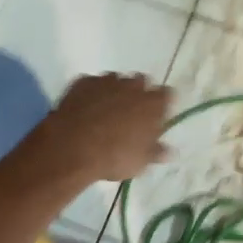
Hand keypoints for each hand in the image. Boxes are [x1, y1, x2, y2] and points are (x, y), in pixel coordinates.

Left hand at [30, 73, 172, 182]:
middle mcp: (133, 85)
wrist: (72, 148)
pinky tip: (85, 109)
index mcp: (153, 103)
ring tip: (105, 112)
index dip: (161, 104)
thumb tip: (170, 151)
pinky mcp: (84, 81)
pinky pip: (93, 83)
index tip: (155, 116)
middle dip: (137, 94)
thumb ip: (156, 152)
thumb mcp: (140, 162)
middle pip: (141, 82)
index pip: (167, 94)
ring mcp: (107, 80)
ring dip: (114, 92)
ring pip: (116, 80)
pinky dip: (92, 93)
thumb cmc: (114, 157)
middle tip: (129, 114)